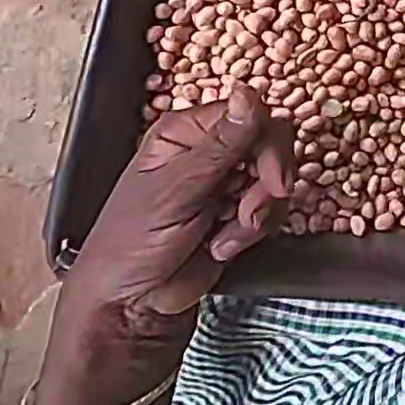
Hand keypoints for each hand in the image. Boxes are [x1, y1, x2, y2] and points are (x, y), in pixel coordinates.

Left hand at [35, 83, 293, 404]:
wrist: (129, 311)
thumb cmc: (130, 246)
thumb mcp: (175, 192)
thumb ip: (220, 145)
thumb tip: (248, 94)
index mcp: (187, 131)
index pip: (250, 114)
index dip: (268, 145)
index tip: (273, 179)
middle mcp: (211, 149)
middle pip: (271, 142)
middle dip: (267, 183)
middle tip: (248, 213)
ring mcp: (227, 180)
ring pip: (275, 177)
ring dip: (258, 213)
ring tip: (224, 237)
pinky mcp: (238, 210)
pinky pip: (271, 207)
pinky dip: (254, 231)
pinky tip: (222, 245)